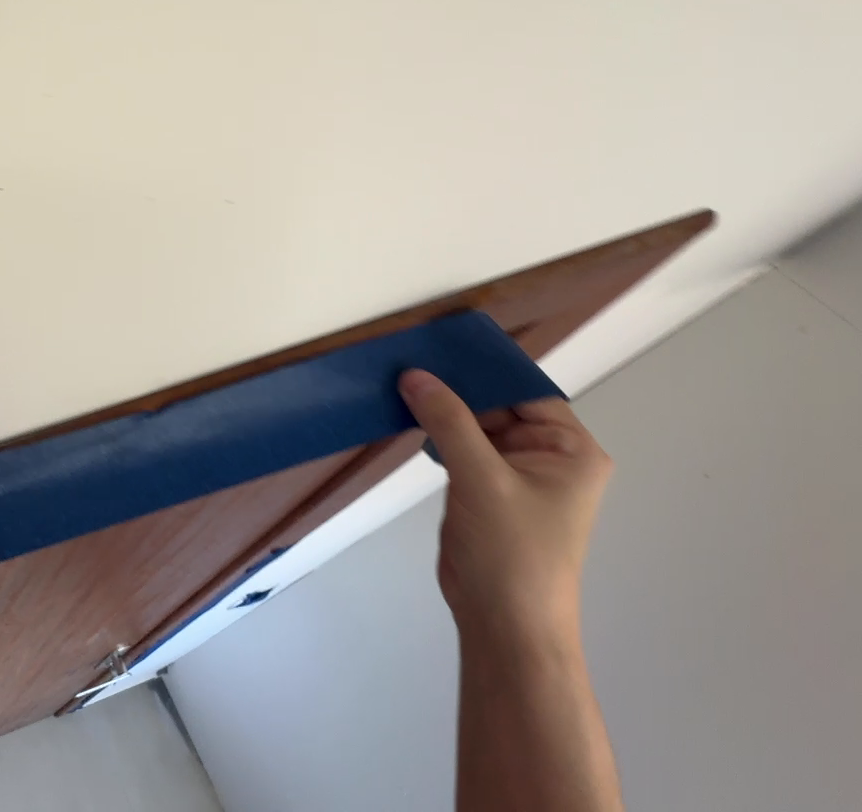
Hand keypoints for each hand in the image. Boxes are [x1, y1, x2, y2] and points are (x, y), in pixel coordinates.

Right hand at [398, 369, 612, 641]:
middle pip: (497, 407)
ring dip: (440, 412)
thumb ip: (448, 422)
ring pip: (473, 427)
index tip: (437, 348)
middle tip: (406, 364)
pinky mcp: (484, 491)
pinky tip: (405, 421)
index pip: (526, 393)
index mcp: (571, 451)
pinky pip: (458, 449)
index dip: (484, 371)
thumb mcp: (481, 478)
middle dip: (454, 390)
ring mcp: (513, 475)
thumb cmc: (513, 550)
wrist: (503, 620)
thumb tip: (414, 374)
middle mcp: (547, 458)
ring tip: (398, 386)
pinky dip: (434, 435)